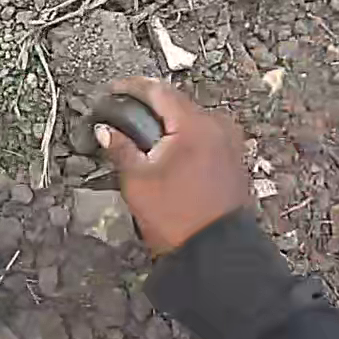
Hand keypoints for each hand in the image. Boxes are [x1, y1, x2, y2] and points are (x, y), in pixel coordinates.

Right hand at [95, 78, 251, 254]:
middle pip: (177, 102)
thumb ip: (121, 147)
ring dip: (167, 121)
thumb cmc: (175, 215)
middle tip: (123, 112)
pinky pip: (204, 135)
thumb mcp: (138, 180)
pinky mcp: (233, 159)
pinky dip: (184, 136)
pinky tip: (168, 150)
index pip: (159, 90)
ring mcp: (229, 142)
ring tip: (142, 132)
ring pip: (191, 119)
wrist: (215, 251)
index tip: (112, 91)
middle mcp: (217, 125)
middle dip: (149, 105)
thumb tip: (105, 130)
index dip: (131, 87)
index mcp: (193, 124)